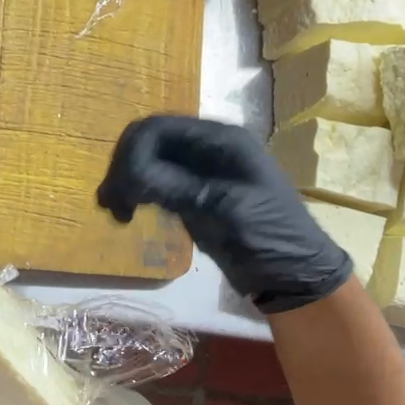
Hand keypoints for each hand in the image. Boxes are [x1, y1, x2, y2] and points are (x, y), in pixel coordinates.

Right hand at [97, 115, 353, 312]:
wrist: (293, 276)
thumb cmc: (271, 237)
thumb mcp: (226, 210)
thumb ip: (179, 188)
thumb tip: (130, 175)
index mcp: (223, 141)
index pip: (160, 128)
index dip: (132, 152)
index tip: (121, 188)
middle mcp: (207, 148)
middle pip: (149, 141)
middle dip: (125, 166)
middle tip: (111, 202)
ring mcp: (199, 172)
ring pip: (148, 162)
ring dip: (127, 181)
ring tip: (116, 212)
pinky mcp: (192, 195)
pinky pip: (155, 183)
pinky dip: (136, 194)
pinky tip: (129, 215)